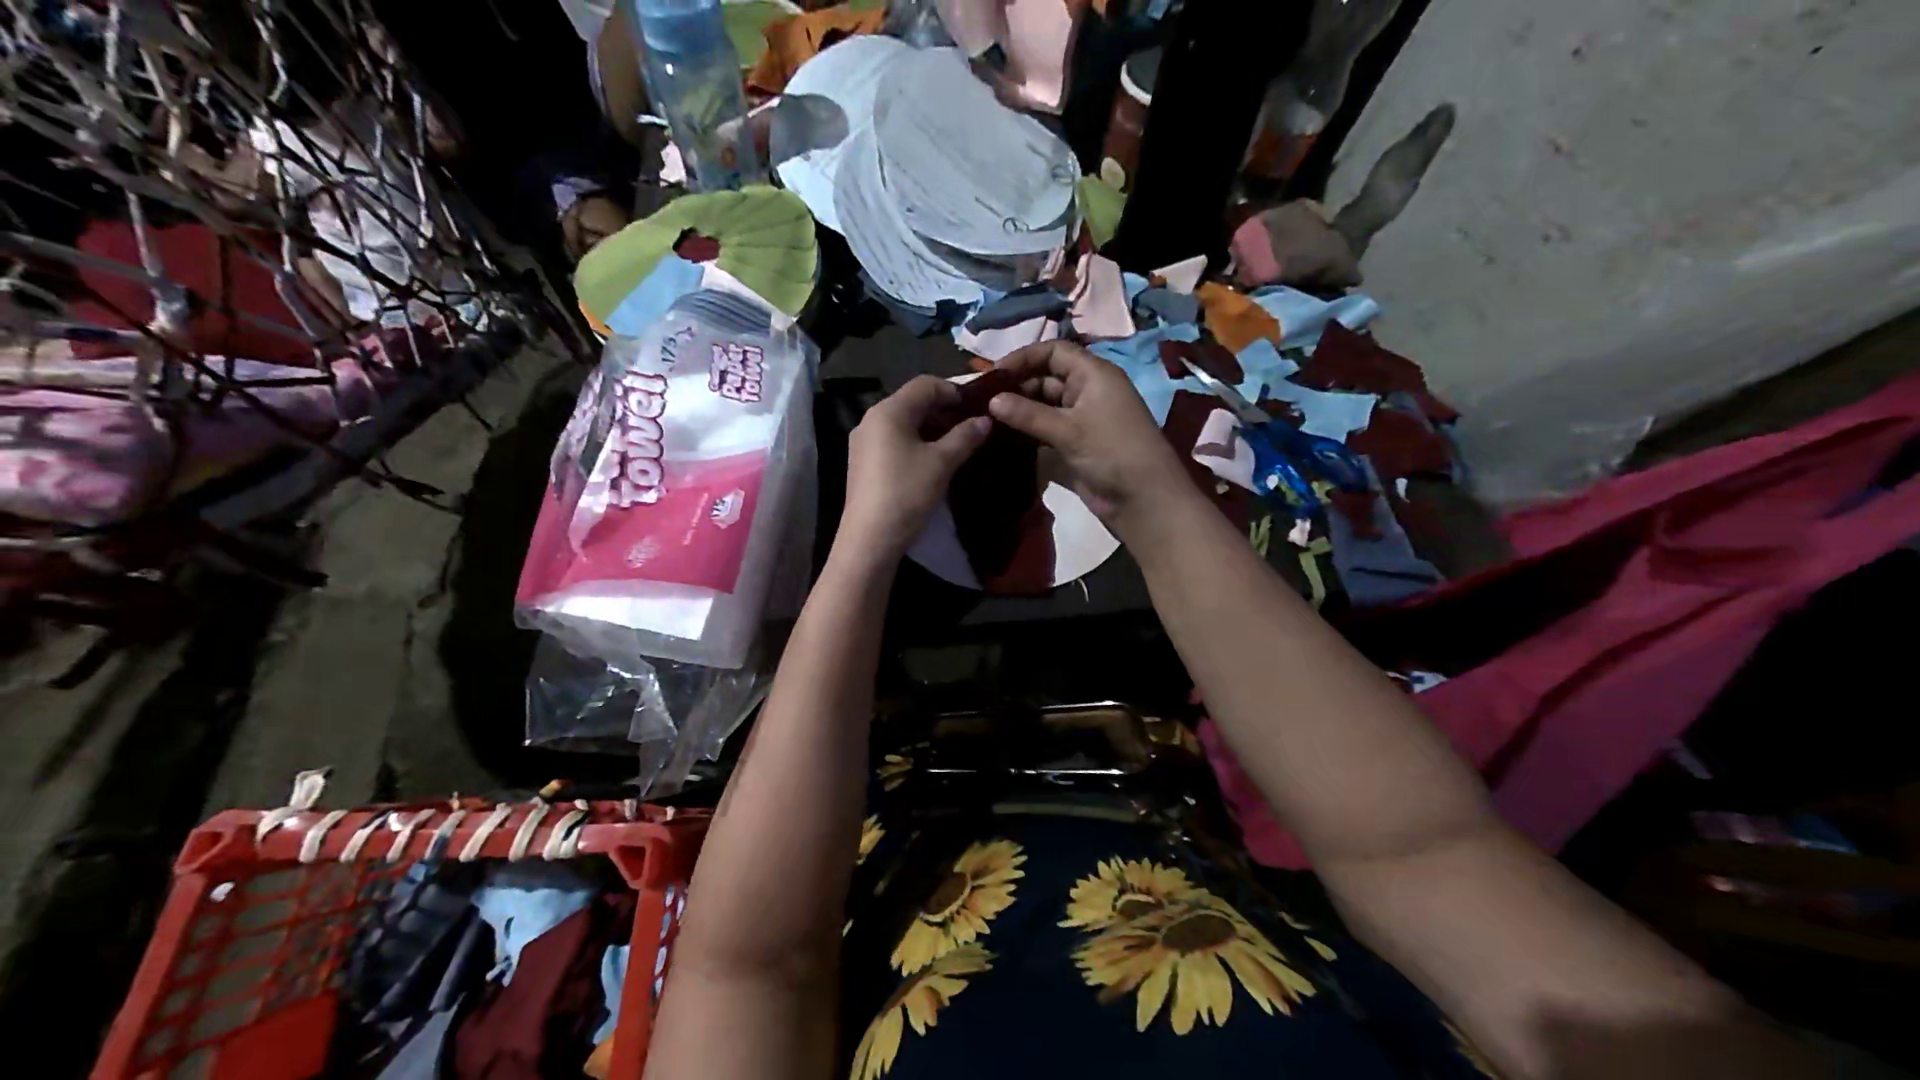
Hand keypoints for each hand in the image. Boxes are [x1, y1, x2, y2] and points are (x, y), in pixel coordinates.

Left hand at [839, 376, 992, 561]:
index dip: (953, 391)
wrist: (870, 538)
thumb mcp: (942, 463)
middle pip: (911, 401)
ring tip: (954, 443)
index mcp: (888, 411)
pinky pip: (892, 440)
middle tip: (969, 426)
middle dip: (942, 410)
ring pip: (902, 422)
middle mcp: (871, 419)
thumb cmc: (907, 493)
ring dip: (930, 427)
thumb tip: (985, 420)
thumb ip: (965, 436)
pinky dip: (914, 441)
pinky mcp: (862, 462)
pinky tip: (930, 460)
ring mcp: (863, 442)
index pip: (925, 384)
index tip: (976, 407)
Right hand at [986, 341, 1193, 539]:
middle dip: (1016, 386)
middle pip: (1046, 377)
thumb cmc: (1112, 452)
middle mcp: (1087, 390)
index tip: (994, 375)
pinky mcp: (1077, 442)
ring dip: (1019, 410)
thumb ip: (1028, 414)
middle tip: (982, 401)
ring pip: (1044, 404)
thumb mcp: (1068, 430)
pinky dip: (1028, 429)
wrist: (1144, 499)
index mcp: (1093, 374)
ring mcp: (1082, 417)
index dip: (1023, 358)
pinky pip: (1047, 428)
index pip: (1053, 351)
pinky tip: (1004, 436)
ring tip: (986, 418)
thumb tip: (990, 401)